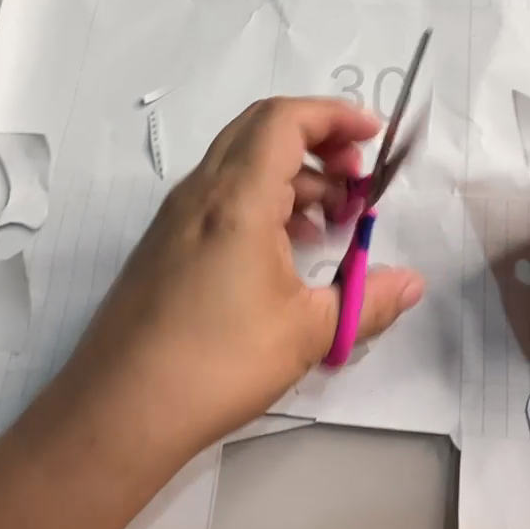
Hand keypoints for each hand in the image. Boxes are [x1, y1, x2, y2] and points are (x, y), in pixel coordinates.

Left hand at [56, 97, 425, 457]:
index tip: (374, 136)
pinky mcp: (167, 242)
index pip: (285, 120)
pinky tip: (289, 247)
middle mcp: (202, 192)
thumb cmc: (216, 363)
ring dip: (295, 174)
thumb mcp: (307, 332)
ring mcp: (178, 216)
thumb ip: (368, 300)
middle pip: (263, 130)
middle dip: (320, 141)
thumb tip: (413, 284)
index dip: (335, 115)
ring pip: (243, 163)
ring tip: (333, 220)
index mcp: (236, 197)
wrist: (117, 412)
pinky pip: (224, 195)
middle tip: (358, 180)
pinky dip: (266, 199)